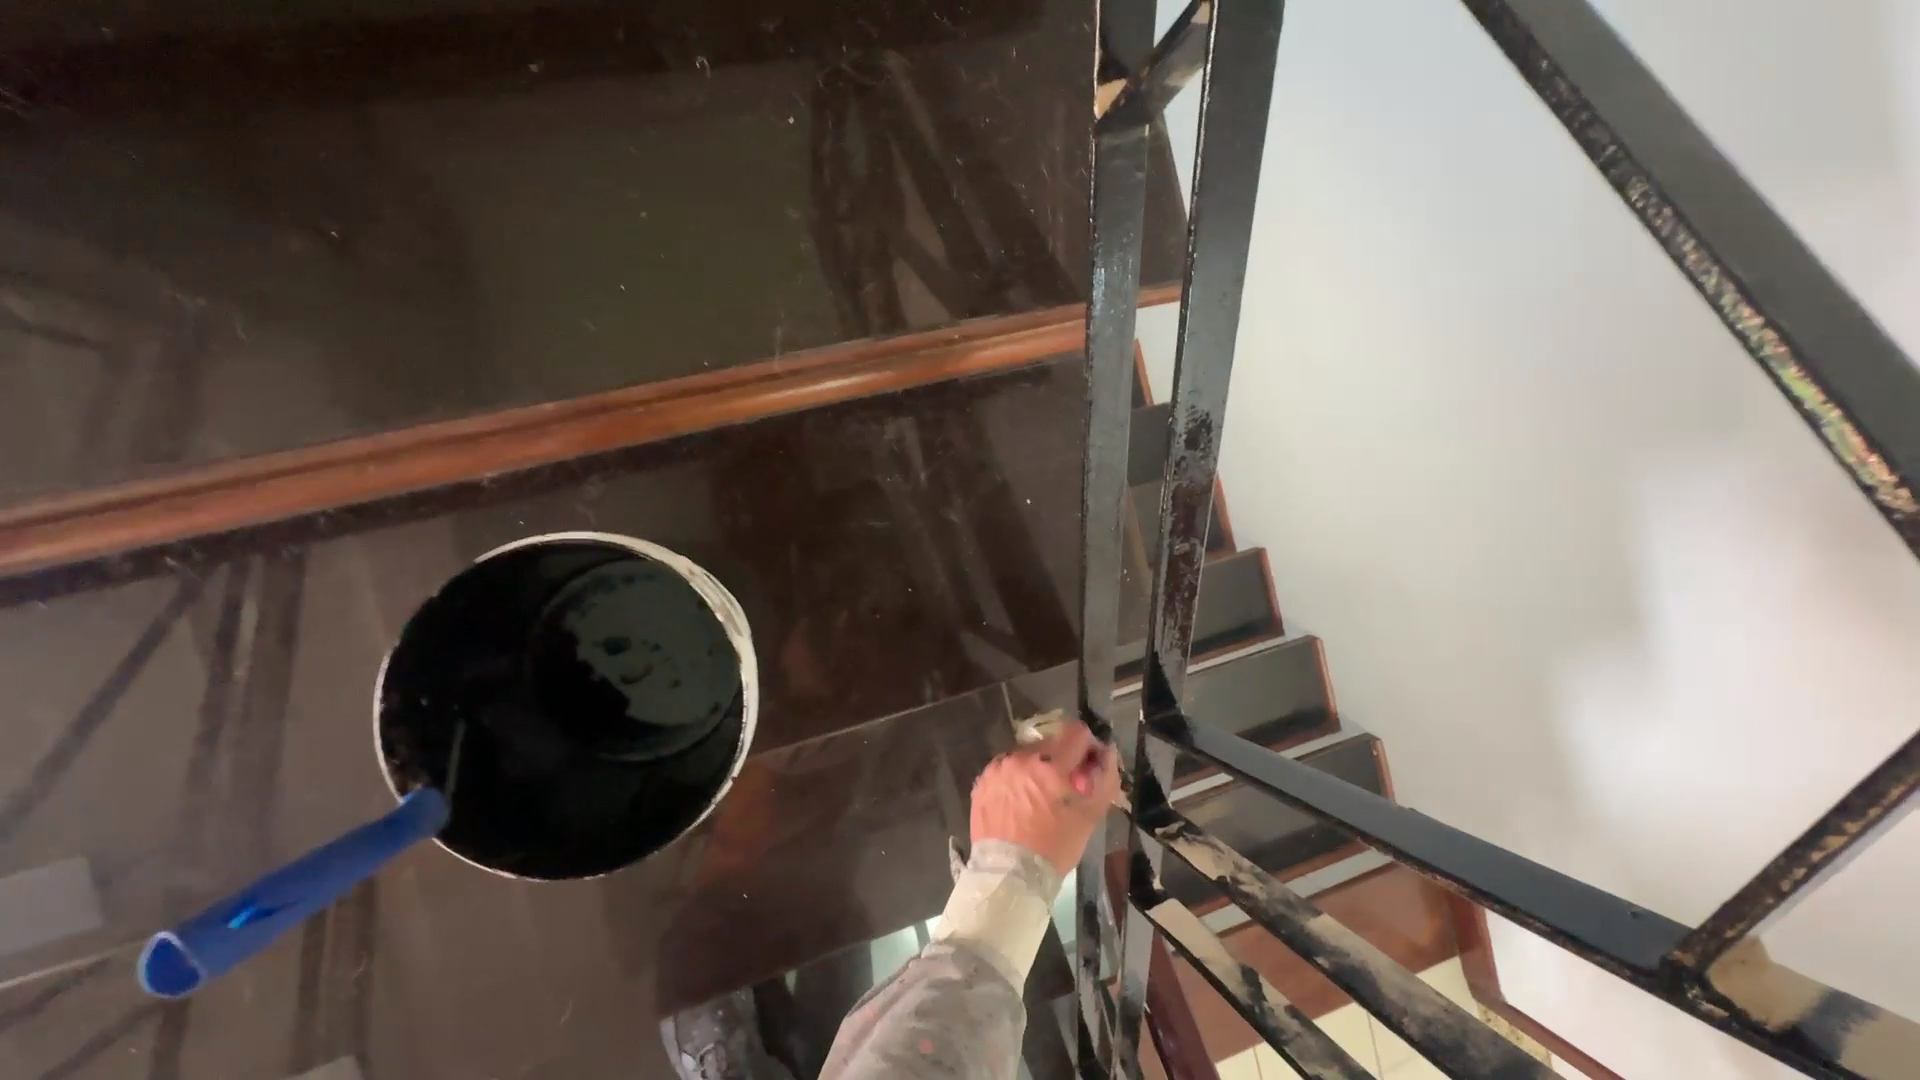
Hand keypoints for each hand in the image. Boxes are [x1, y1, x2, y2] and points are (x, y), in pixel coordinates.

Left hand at [970, 720, 1121, 876]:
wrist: (1009, 875)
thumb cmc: (1054, 848)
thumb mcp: (1090, 816)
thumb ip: (1104, 779)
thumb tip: (1106, 753)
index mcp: (1050, 764)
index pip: (1077, 732)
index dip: (1088, 747)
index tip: (1087, 768)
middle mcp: (1021, 758)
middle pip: (1051, 744)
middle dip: (1061, 761)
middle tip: (1063, 789)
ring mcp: (998, 768)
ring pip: (1026, 756)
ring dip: (1037, 769)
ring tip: (1038, 799)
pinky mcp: (982, 781)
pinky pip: (1006, 769)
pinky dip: (1016, 780)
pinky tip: (1018, 804)